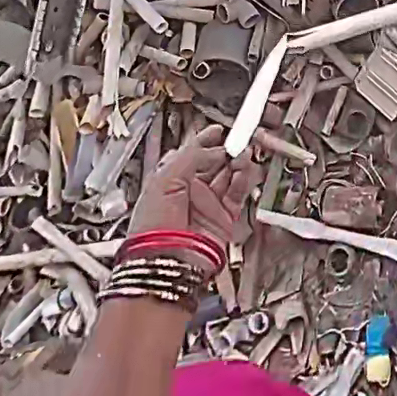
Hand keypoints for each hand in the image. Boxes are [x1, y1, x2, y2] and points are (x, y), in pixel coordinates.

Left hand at [128, 124, 259, 243]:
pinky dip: (243, 179)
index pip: (193, 153)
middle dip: (226, 150)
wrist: (165, 263)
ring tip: (242, 154)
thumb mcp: (166, 179)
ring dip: (237, 162)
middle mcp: (191, 191)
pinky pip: (238, 193)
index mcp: (171, 179)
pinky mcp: (224, 218)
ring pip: (229, 175)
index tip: (218, 131)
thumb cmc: (152, 228)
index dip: (206, 141)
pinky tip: (244, 170)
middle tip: (236, 141)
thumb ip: (193, 157)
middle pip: (215, 162)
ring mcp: (208, 204)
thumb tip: (216, 148)